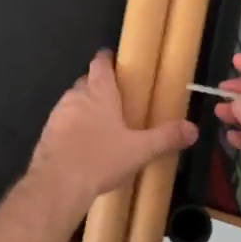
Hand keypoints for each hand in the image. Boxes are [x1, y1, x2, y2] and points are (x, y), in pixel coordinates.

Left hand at [28, 50, 197, 216]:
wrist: (58, 182)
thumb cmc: (101, 158)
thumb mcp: (139, 150)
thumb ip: (165, 137)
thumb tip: (193, 128)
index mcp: (99, 91)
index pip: (100, 63)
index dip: (107, 59)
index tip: (114, 61)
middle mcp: (76, 95)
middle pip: (87, 81)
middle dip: (99, 86)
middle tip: (116, 100)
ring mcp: (58, 112)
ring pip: (74, 101)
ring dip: (85, 107)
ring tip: (102, 124)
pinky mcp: (48, 131)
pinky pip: (63, 121)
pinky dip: (73, 126)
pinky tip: (83, 144)